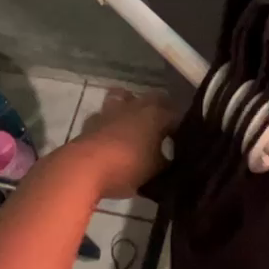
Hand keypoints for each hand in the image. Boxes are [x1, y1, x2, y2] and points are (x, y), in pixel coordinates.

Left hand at [58, 89, 176, 198]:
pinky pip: (105, 115)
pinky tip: (112, 134)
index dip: (184, 127)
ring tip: (136, 123)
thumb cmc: (127, 167)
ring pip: (125, 97)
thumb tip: (173, 161)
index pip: (178, 115)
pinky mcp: (91, 122)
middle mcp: (136, 106)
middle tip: (166, 128)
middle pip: (154, 98)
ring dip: (132, 105)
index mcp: (157, 115)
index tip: (186, 141)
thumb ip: (168, 163)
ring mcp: (111, 111)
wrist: (82, 169)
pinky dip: (111, 121)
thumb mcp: (156, 171)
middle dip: (162, 108)